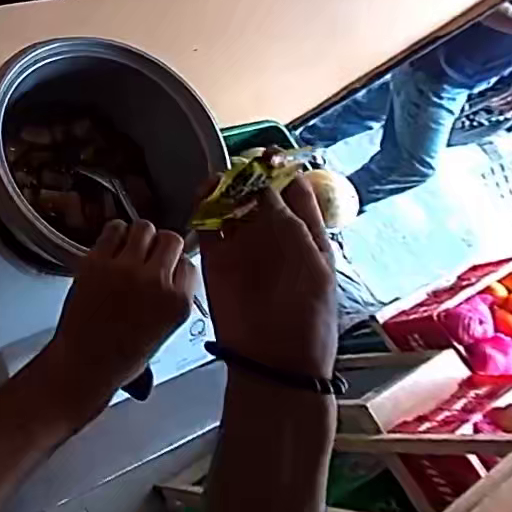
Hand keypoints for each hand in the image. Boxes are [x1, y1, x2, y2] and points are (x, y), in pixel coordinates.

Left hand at [30, 220, 198, 423]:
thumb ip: (173, 296)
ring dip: (140, 235)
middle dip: (162, 244)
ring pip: (144, 227)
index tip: (168, 265)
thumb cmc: (122, 355)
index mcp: (177, 302)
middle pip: (170, 238)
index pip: (189, 263)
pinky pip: (114, 228)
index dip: (176, 263)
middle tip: (150, 253)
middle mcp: (155, 281)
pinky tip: (113, 245)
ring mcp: (125, 268)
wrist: (85, 363)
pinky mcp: (98, 261)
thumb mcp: (165, 329)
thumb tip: (173, 270)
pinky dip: (115, 232)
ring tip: (131, 247)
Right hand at [196, 176, 337, 376]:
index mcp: (305, 233)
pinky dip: (203, 207)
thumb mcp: (308, 260)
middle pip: (256, 193)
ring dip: (224, 189)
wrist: (273, 358)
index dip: (281, 169)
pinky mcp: (215, 257)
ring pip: (229, 205)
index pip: (293, 190)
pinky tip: (203, 195)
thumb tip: (265, 183)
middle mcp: (272, 234)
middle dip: (247, 176)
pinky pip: (207, 224)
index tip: (267, 153)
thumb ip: (286, 218)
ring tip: (218, 180)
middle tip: (237, 166)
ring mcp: (242, 245)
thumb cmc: (304, 309)